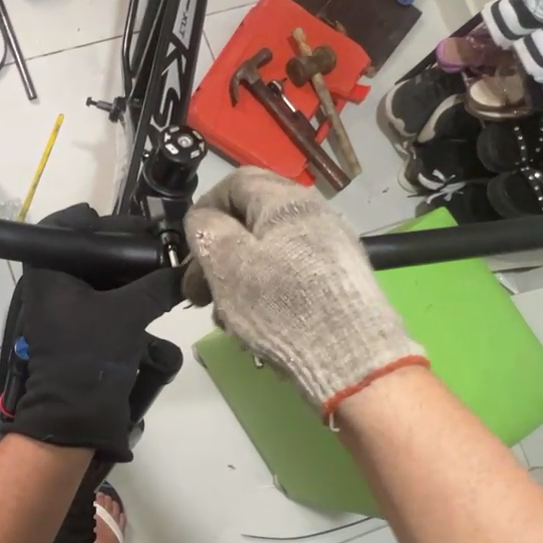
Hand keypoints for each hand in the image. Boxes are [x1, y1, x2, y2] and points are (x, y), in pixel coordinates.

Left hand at [0, 206, 182, 461]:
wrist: (75, 413)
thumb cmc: (91, 354)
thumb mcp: (129, 313)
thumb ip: (158, 286)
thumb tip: (188, 268)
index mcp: (46, 273)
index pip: (61, 227)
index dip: (93, 219)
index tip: (124, 223)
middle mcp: (48, 285)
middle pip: (80, 250)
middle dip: (116, 245)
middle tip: (150, 241)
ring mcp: (60, 308)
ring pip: (92, 275)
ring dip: (122, 270)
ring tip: (157, 265)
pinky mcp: (75, 328)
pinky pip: (97, 298)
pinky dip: (120, 292)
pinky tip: (150, 291)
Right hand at [183, 168, 425, 417]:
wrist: (352, 359)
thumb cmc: (283, 305)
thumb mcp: (226, 263)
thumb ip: (206, 230)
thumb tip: (204, 221)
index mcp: (286, 201)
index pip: (235, 182)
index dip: (205, 209)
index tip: (190, 246)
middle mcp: (314, 216)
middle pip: (251, 221)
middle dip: (218, 255)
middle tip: (199, 292)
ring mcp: (330, 249)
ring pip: (266, 253)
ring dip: (236, 281)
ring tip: (225, 316)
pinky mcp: (337, 281)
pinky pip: (288, 276)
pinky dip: (263, 294)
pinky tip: (254, 325)